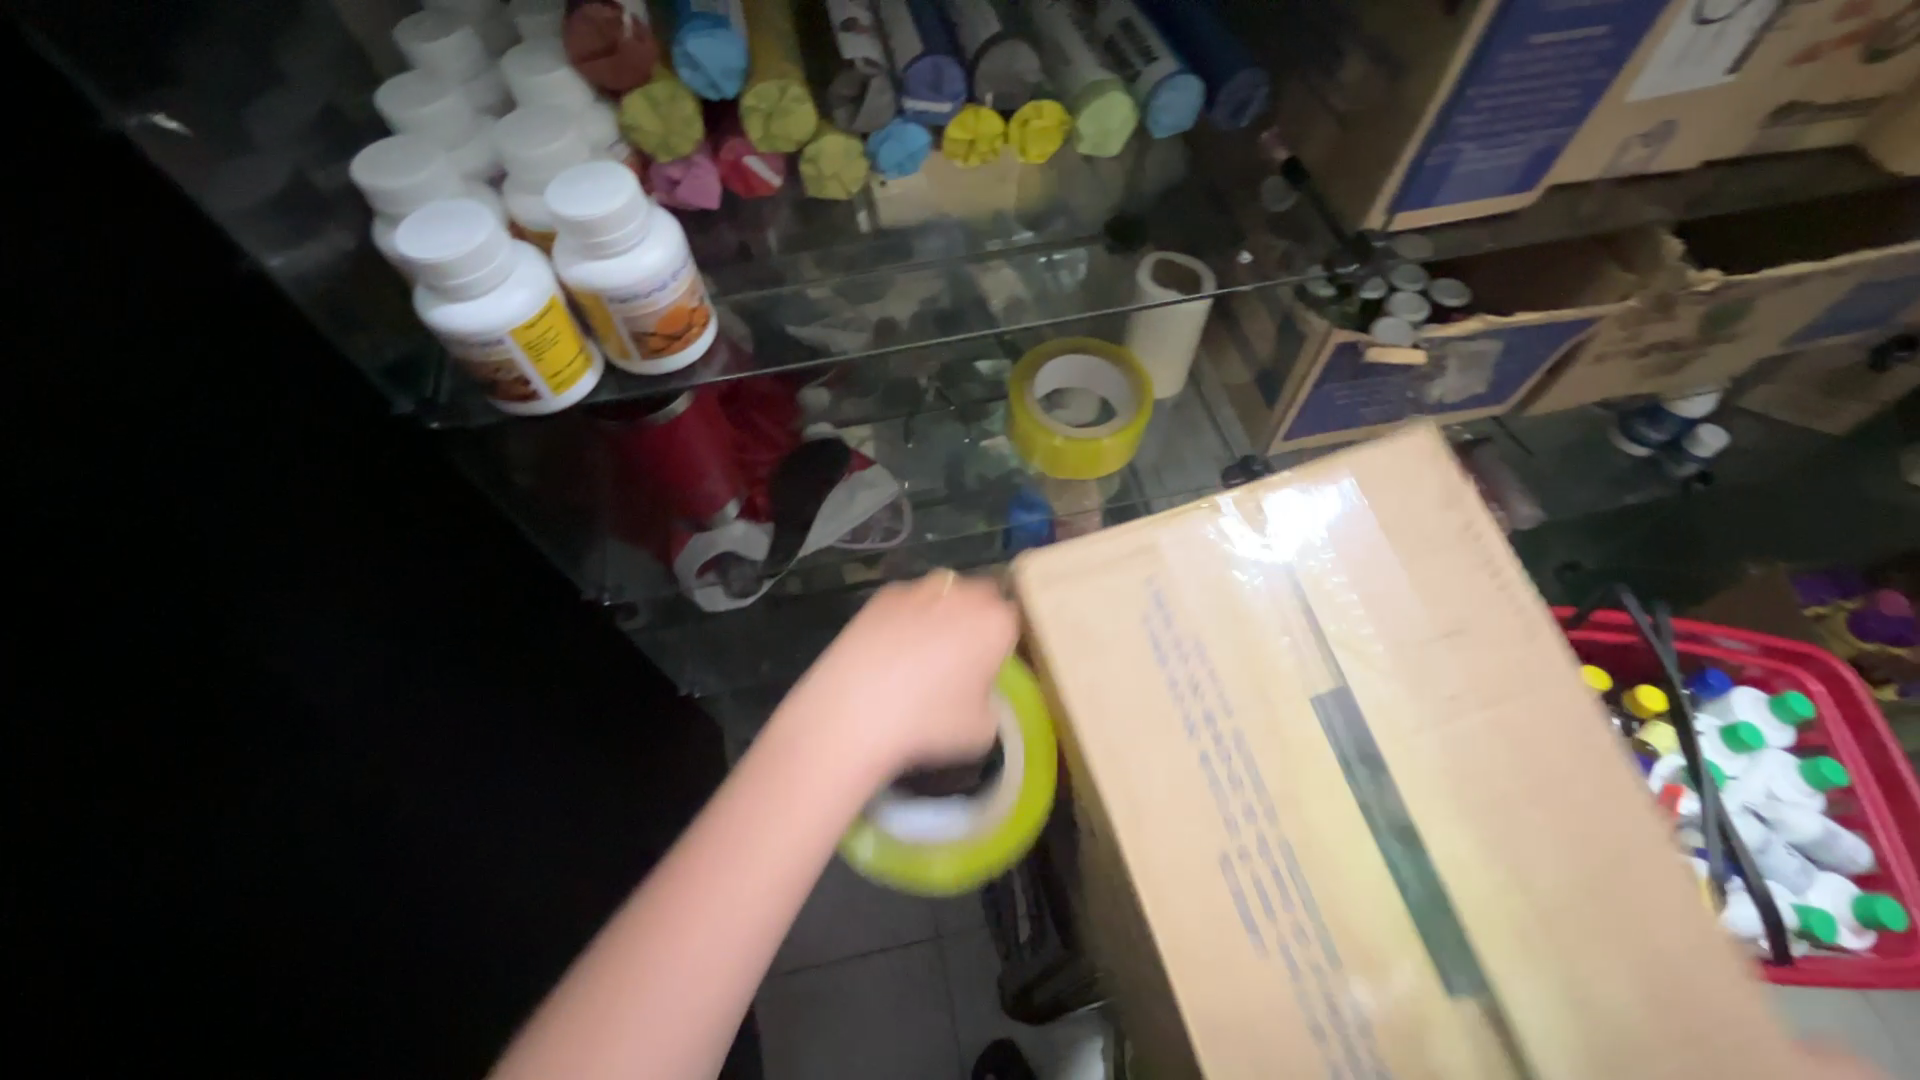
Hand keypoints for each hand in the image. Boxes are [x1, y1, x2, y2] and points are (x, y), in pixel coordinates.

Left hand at [777, 570, 1018, 783]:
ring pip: (944, 593)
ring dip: (943, 612)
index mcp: (996, 623)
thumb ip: (992, 701)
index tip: (992, 664)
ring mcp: (920, 590)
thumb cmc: (929, 723)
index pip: (1013, 621)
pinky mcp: (882, 595)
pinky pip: (907, 602)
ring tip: (924, 650)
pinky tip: (891, 648)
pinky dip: (906, 617)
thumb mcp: (983, 729)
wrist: (854, 711)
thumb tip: (978, 693)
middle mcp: (963, 595)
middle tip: (962, 654)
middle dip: (976, 617)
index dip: (1003, 642)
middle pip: (981, 596)